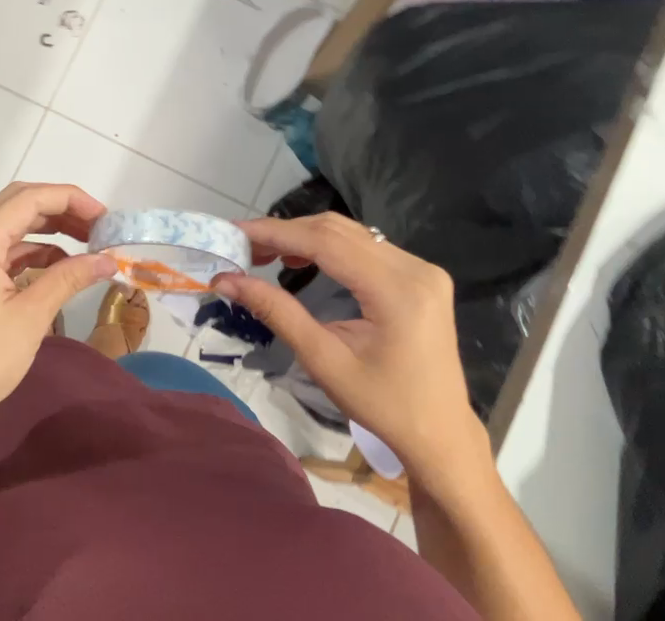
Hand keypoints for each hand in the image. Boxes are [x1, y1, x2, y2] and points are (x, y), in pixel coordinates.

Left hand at [0, 183, 115, 459]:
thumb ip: (68, 279)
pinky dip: (36, 249)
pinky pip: (6, 247)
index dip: (70, 198)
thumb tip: (108, 259)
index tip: (106, 217)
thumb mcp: (31, 316)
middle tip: (100, 227)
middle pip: (19, 202)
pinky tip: (64, 264)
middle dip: (62, 207)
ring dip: (50, 226)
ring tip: (90, 244)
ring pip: (13, 223)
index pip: (29, 198)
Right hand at [209, 214, 486, 480]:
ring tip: (264, 253)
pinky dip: (326, 246)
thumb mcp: (323, 359)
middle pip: (337, 231)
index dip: (276, 231)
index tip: (234, 231)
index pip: (326, 242)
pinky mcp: (419, 277)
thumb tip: (224, 280)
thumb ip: (276, 311)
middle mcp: (416, 269)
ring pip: (349, 233)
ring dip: (303, 236)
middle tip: (243, 248)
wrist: (440, 433)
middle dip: (285, 232)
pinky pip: (364, 246)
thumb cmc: (383, 404)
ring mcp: (422, 270)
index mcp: (398, 291)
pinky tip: (300, 259)